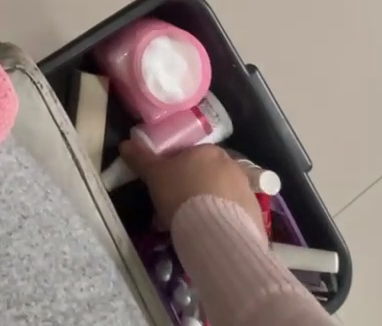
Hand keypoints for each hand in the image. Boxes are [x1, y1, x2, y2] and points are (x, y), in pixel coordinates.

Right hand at [120, 141, 264, 236]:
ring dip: (208, 206)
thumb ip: (141, 158)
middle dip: (193, 189)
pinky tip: (209, 237)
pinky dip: (223, 223)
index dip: (177, 170)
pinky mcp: (256, 217)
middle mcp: (231, 166)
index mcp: (208, 151)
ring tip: (191, 227)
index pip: (192, 155)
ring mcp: (247, 191)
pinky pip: (234, 216)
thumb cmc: (182, 194)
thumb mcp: (154, 175)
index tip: (167, 187)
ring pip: (221, 196)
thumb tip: (125, 144)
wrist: (217, 235)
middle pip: (208, 175)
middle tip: (176, 209)